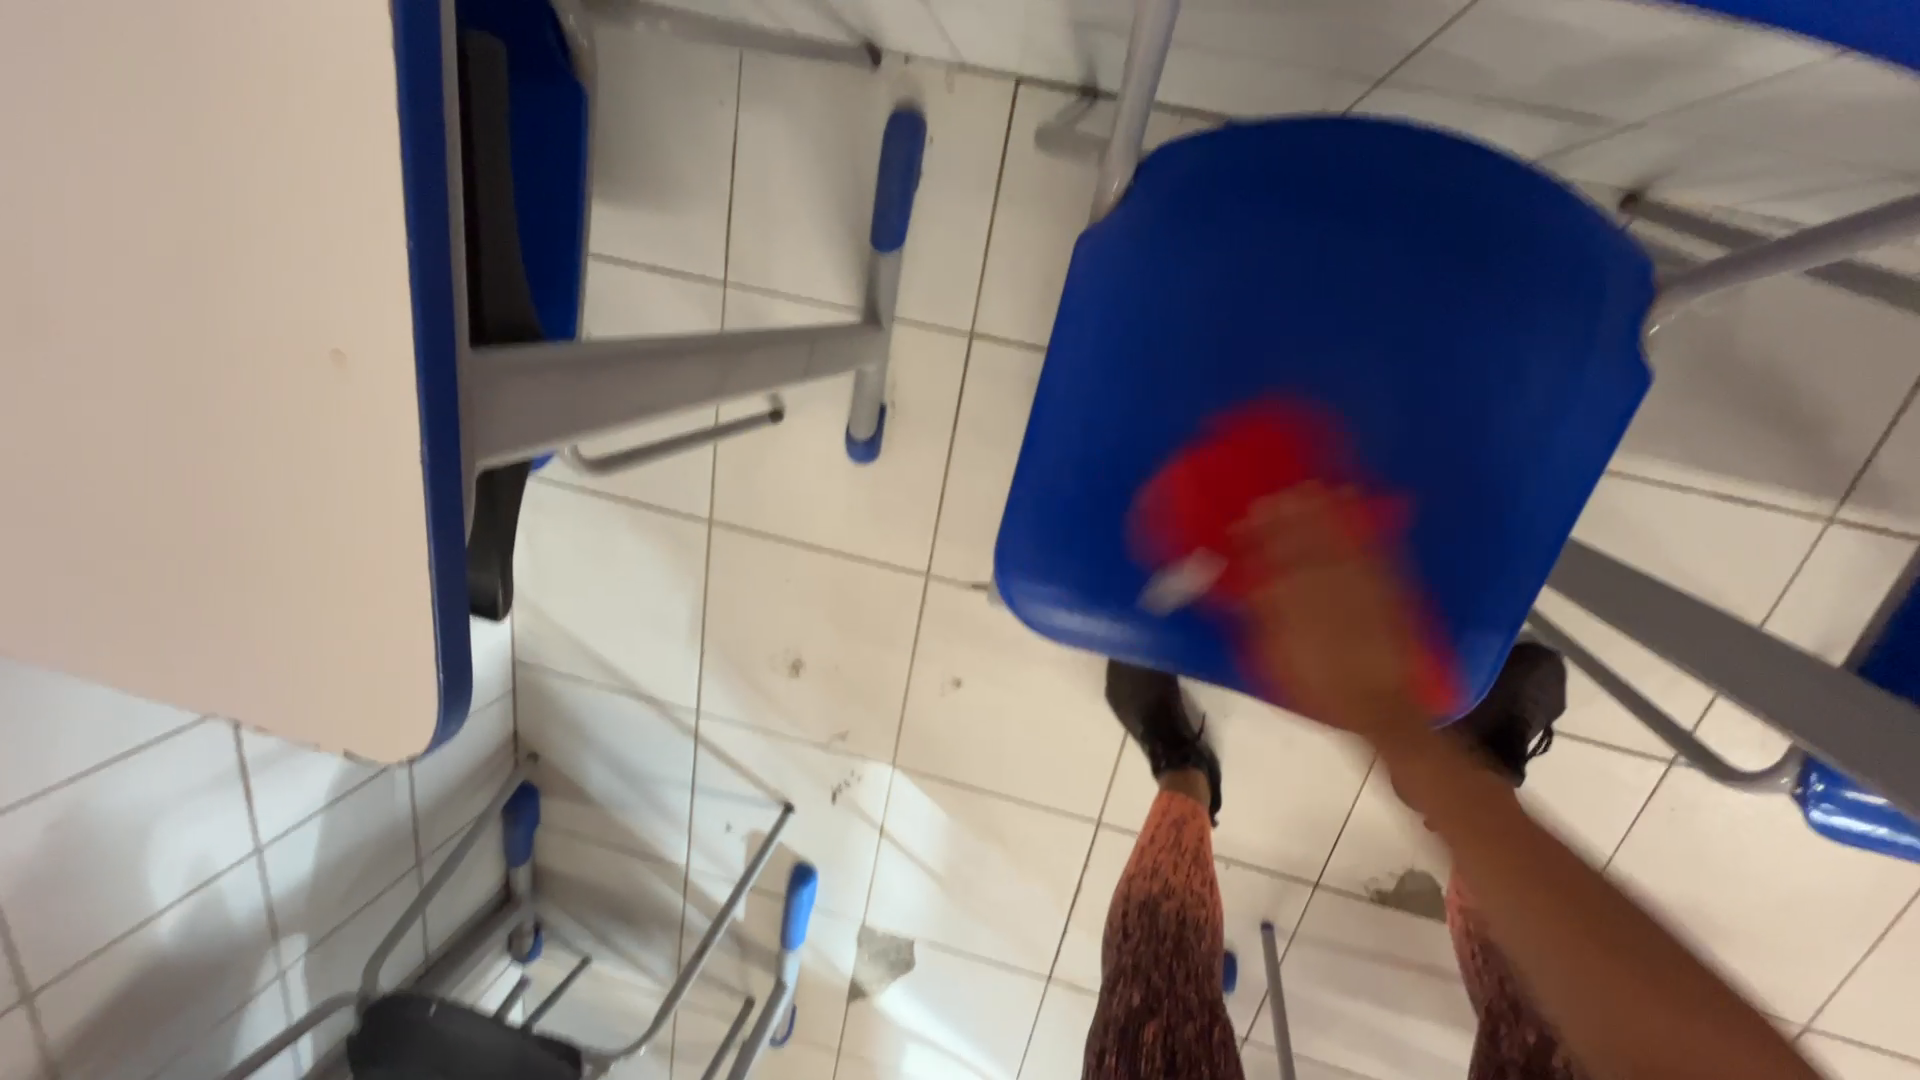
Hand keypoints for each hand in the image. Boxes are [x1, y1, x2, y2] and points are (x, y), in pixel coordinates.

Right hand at [1233, 483, 1430, 745]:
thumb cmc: (1319, 691)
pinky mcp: (1387, 588)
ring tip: (1307, 487)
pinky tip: (1351, 503)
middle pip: (1302, 545)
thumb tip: (1241, 587)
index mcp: (1292, 609)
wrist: (1382, 709)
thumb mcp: (1275, 659)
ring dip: (1320, 512)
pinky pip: (1371, 548)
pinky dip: (1359, 523)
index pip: (1268, 563)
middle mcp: (1326, 590)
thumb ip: (1259, 618)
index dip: (1254, 538)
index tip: (1240, 518)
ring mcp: (1360, 587)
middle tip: (1272, 493)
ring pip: (1336, 541)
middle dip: (1286, 517)